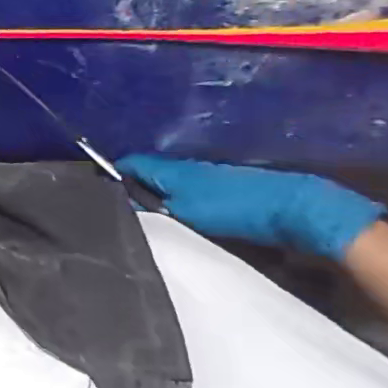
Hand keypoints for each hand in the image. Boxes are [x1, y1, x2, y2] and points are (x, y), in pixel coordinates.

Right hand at [117, 155, 383, 261]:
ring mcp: (202, 178)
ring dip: (153, 199)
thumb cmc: (230, 208)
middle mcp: (180, 168)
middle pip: (144, 175)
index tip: (97, 194)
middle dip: (130, 190)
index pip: (126, 164)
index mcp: (166, 168)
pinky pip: (183, 195)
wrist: (290, 209)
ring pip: (164, 186)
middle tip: (118, 214)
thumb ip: (147, 207)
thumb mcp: (181, 212)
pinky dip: (173, 205)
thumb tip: (117, 204)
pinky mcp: (219, 192)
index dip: (109, 175)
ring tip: (143, 222)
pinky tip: (173, 224)